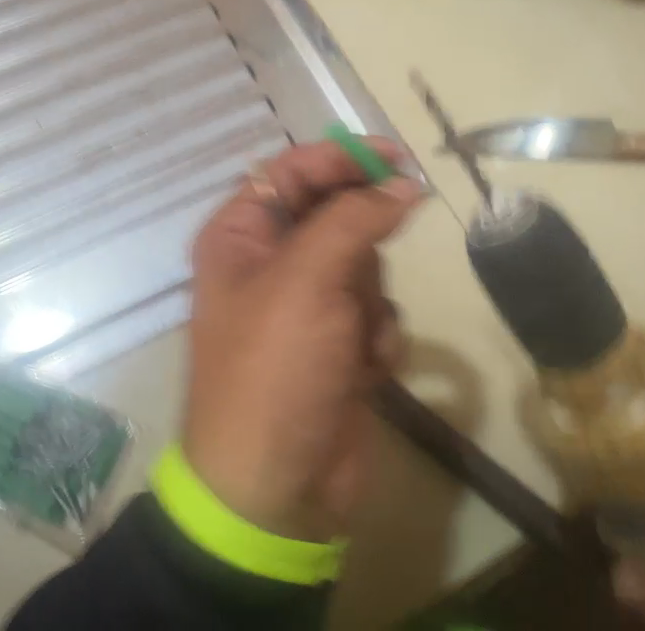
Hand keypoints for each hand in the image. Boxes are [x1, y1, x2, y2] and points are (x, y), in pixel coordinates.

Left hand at [182, 139, 423, 540]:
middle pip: (336, 218)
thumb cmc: (275, 369)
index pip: (293, 171)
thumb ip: (355, 219)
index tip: (399, 158)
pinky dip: (378, 338)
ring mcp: (306, 307)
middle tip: (365, 271)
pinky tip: (364, 372)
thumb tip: (404, 182)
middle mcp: (269, 263)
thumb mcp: (307, 280)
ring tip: (353, 338)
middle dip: (361, 249)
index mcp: (240, 236)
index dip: (342, 158)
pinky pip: (376, 314)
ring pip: (365, 267)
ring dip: (370, 301)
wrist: (277, 487)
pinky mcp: (337, 346)